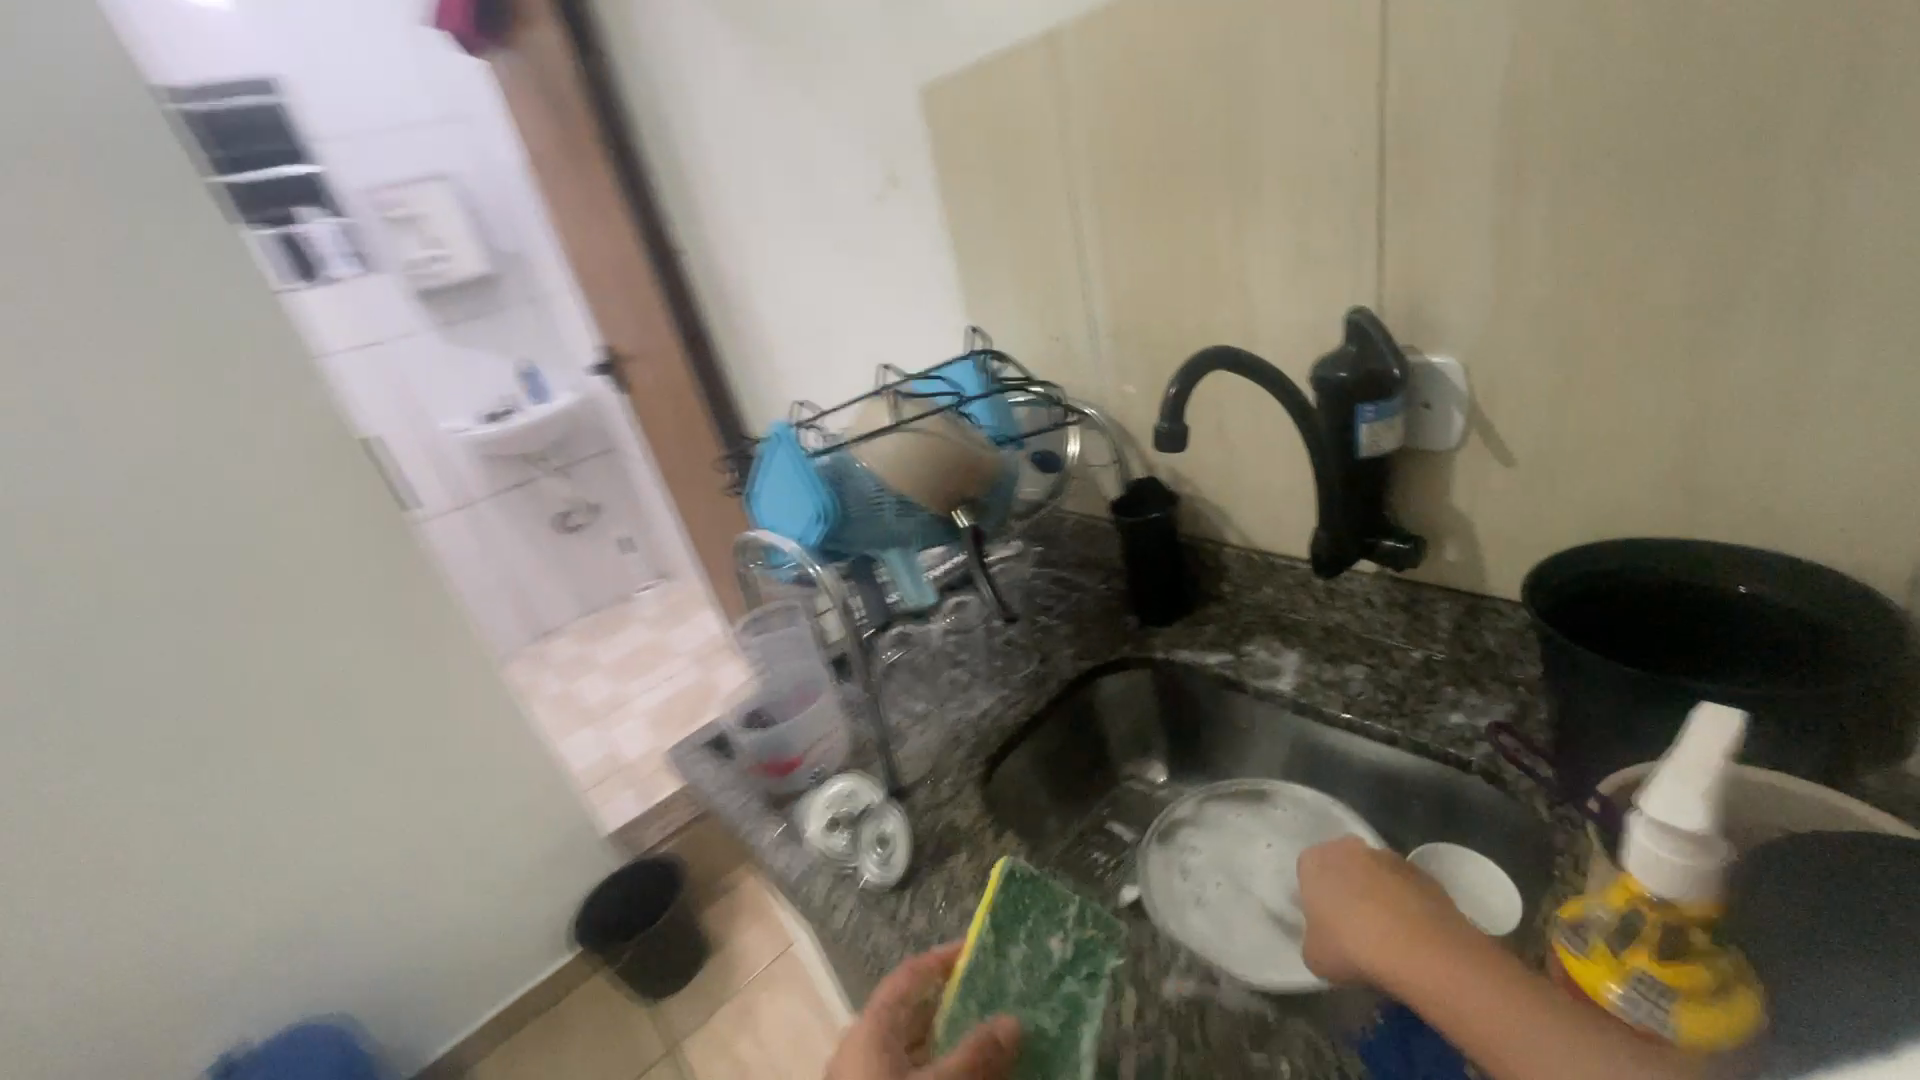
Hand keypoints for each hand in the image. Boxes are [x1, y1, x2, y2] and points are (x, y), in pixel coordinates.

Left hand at [826, 942, 1020, 1079]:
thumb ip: (977, 1055)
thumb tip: (1013, 1020)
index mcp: (869, 1029)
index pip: (908, 976)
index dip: (943, 959)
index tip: (979, 949)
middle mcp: (861, 1049)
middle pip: (910, 1013)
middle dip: (954, 1004)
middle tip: (997, 997)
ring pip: (913, 1049)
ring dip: (951, 1042)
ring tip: (994, 1040)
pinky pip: (910, 1075)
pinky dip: (941, 1071)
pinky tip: (973, 1079)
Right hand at [1296, 836, 1476, 984]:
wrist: (1422, 953)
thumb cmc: (1352, 948)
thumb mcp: (1313, 954)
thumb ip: (1313, 937)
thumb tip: (1325, 938)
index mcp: (1315, 860)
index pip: (1308, 871)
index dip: (1316, 897)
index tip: (1325, 923)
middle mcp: (1350, 849)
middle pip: (1344, 866)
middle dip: (1348, 889)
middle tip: (1354, 926)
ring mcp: (1391, 858)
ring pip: (1378, 875)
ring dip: (1380, 896)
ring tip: (1389, 936)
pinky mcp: (1426, 875)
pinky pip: (1408, 889)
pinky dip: (1408, 906)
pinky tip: (1412, 937)